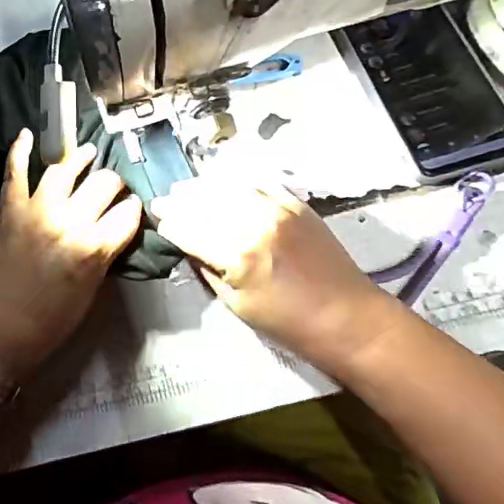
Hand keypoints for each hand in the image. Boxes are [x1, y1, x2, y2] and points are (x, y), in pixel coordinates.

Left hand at [0, 130, 141, 382]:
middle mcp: (70, 222)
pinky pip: (15, 173)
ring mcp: (36, 211)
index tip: (133, 206)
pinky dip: (19, 151)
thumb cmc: (47, 326)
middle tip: (113, 186)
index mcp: (95, 249)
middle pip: (102, 184)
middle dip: (113, 182)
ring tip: (86, 153)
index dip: (134, 208)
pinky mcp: (8, 210)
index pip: (128, 214)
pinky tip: (27, 135)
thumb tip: (111, 233)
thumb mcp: (90, 294)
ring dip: (79, 158)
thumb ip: (103, 256)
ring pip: (64, 170)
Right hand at [150, 177, 399, 367]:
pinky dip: (237, 181)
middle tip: (166, 201)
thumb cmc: (288, 322)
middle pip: (206, 201)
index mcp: (237, 255)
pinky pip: (259, 182)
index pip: (189, 228)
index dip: (169, 223)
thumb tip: (189, 245)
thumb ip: (207, 269)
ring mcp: (278, 209)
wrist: (345, 316)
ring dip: (205, 186)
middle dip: (181, 200)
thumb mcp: (235, 304)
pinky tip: (224, 183)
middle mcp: (255, 223)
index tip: (158, 219)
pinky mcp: (296, 204)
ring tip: (189, 190)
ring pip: (230, 185)